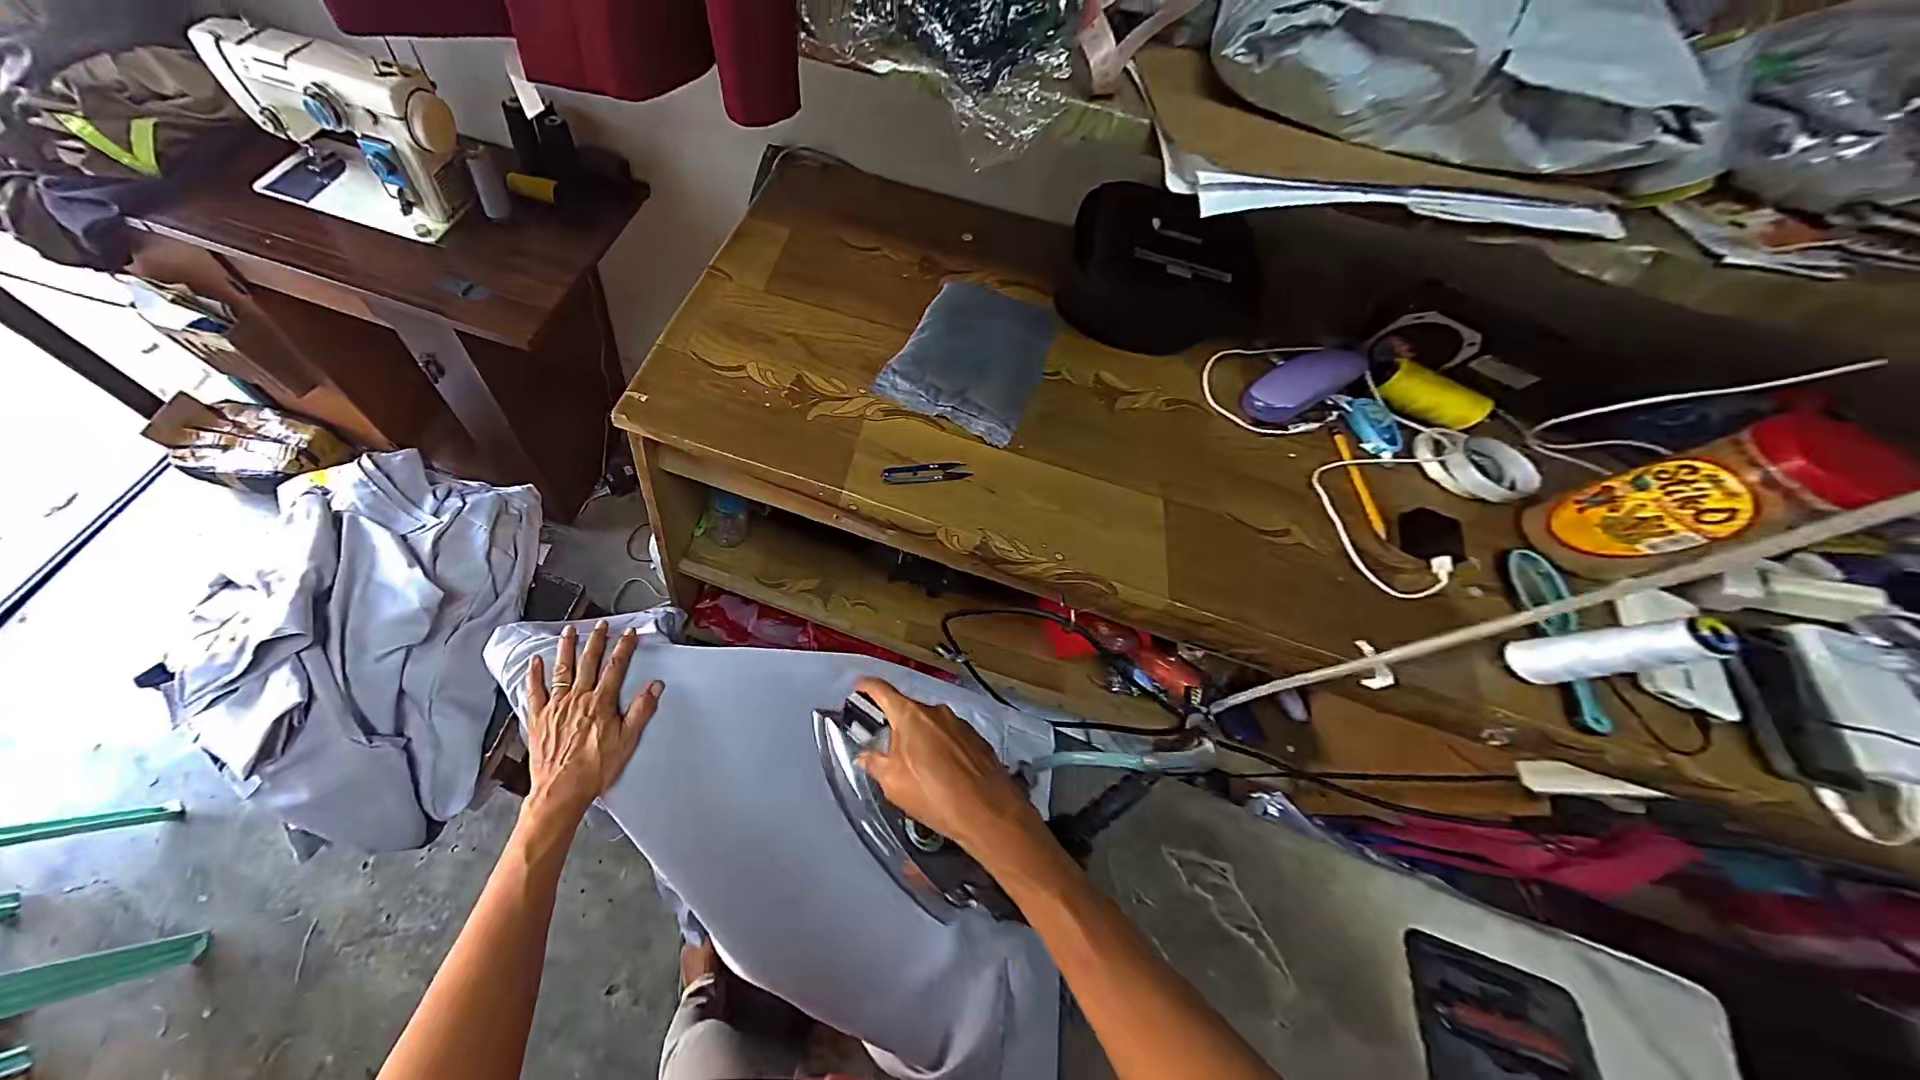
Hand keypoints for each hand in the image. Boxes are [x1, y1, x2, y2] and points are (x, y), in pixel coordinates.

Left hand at [523, 621, 663, 825]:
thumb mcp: (628, 740)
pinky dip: (534, 675)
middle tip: (600, 624)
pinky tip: (535, 661)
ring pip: (562, 670)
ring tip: (569, 631)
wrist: (561, 790)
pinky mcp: (538, 719)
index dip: (624, 648)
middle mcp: (577, 699)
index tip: (629, 634)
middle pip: (588, 662)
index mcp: (600, 703)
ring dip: (567, 648)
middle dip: (596, 640)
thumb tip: (655, 686)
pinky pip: (535, 691)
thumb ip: (641, 710)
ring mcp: (555, 707)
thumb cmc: (595, 768)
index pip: (615, 667)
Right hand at [853, 677, 1045, 863]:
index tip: (861, 687)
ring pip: (932, 726)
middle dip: (897, 729)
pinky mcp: (977, 739)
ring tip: (920, 773)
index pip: (882, 691)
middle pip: (908, 712)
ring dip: (922, 743)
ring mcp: (960, 724)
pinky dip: (943, 752)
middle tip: (890, 753)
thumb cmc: (936, 795)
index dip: (867, 687)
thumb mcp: (893, 783)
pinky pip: (952, 739)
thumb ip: (875, 763)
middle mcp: (937, 713)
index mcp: (911, 716)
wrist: (987, 812)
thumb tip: (866, 757)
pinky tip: (943, 776)